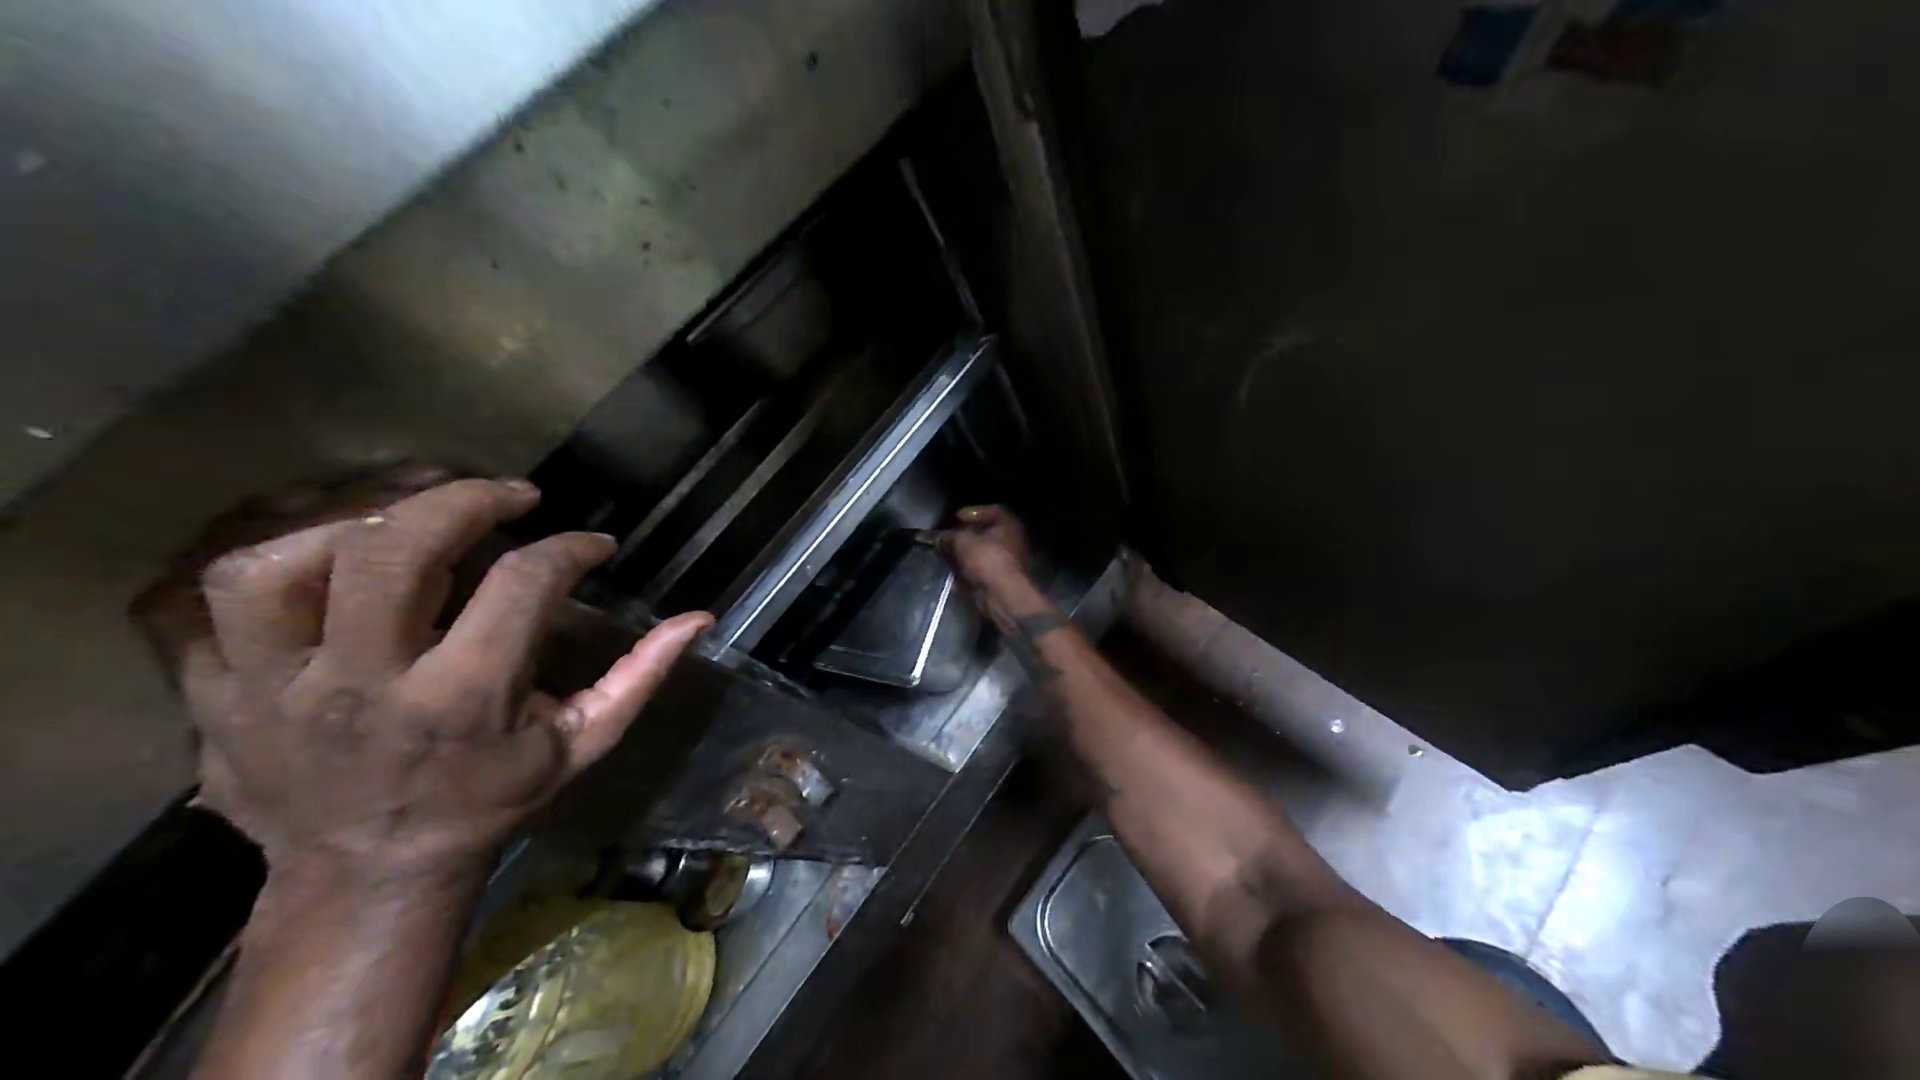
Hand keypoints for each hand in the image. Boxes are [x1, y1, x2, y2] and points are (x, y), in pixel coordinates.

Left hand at [149, 476, 710, 886]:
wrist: (367, 875)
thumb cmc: (489, 801)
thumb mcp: (582, 745)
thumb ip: (639, 677)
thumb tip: (698, 617)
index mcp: (461, 702)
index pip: (520, 585)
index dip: (569, 549)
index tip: (592, 546)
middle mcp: (362, 686)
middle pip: (390, 551)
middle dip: (461, 502)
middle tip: (507, 497)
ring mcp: (270, 689)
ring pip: (272, 565)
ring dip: (347, 520)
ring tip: (407, 515)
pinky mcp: (210, 693)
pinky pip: (188, 602)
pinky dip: (255, 553)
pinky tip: (322, 545)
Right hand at [941, 504, 1033, 597]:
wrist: (1002, 595)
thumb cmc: (987, 560)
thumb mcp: (962, 542)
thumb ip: (948, 536)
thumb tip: (937, 537)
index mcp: (1009, 525)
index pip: (992, 510)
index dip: (972, 512)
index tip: (955, 519)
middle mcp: (1011, 541)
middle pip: (984, 533)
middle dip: (963, 536)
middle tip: (946, 538)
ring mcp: (1006, 562)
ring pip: (980, 554)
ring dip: (962, 556)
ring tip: (944, 556)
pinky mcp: (999, 580)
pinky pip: (979, 572)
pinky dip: (966, 573)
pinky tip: (951, 575)